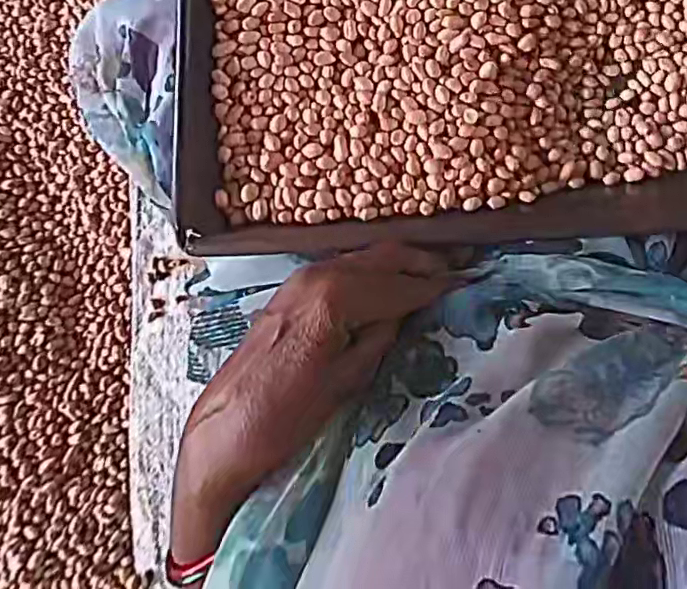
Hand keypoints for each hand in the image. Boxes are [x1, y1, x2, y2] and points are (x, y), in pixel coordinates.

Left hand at [170, 243, 453, 563]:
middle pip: (384, 256)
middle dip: (424, 259)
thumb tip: (405, 312)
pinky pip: (346, 265)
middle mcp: (318, 275)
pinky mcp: (294, 286)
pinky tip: (391, 279)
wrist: (221, 431)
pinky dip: (375, 268)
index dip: (435, 285)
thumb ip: (378, 338)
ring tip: (434, 267)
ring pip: (365, 255)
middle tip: (460, 263)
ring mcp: (303, 277)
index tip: (465, 281)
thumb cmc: (283, 418)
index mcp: (333, 298)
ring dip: (401, 260)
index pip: (398, 286)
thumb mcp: (344, 383)